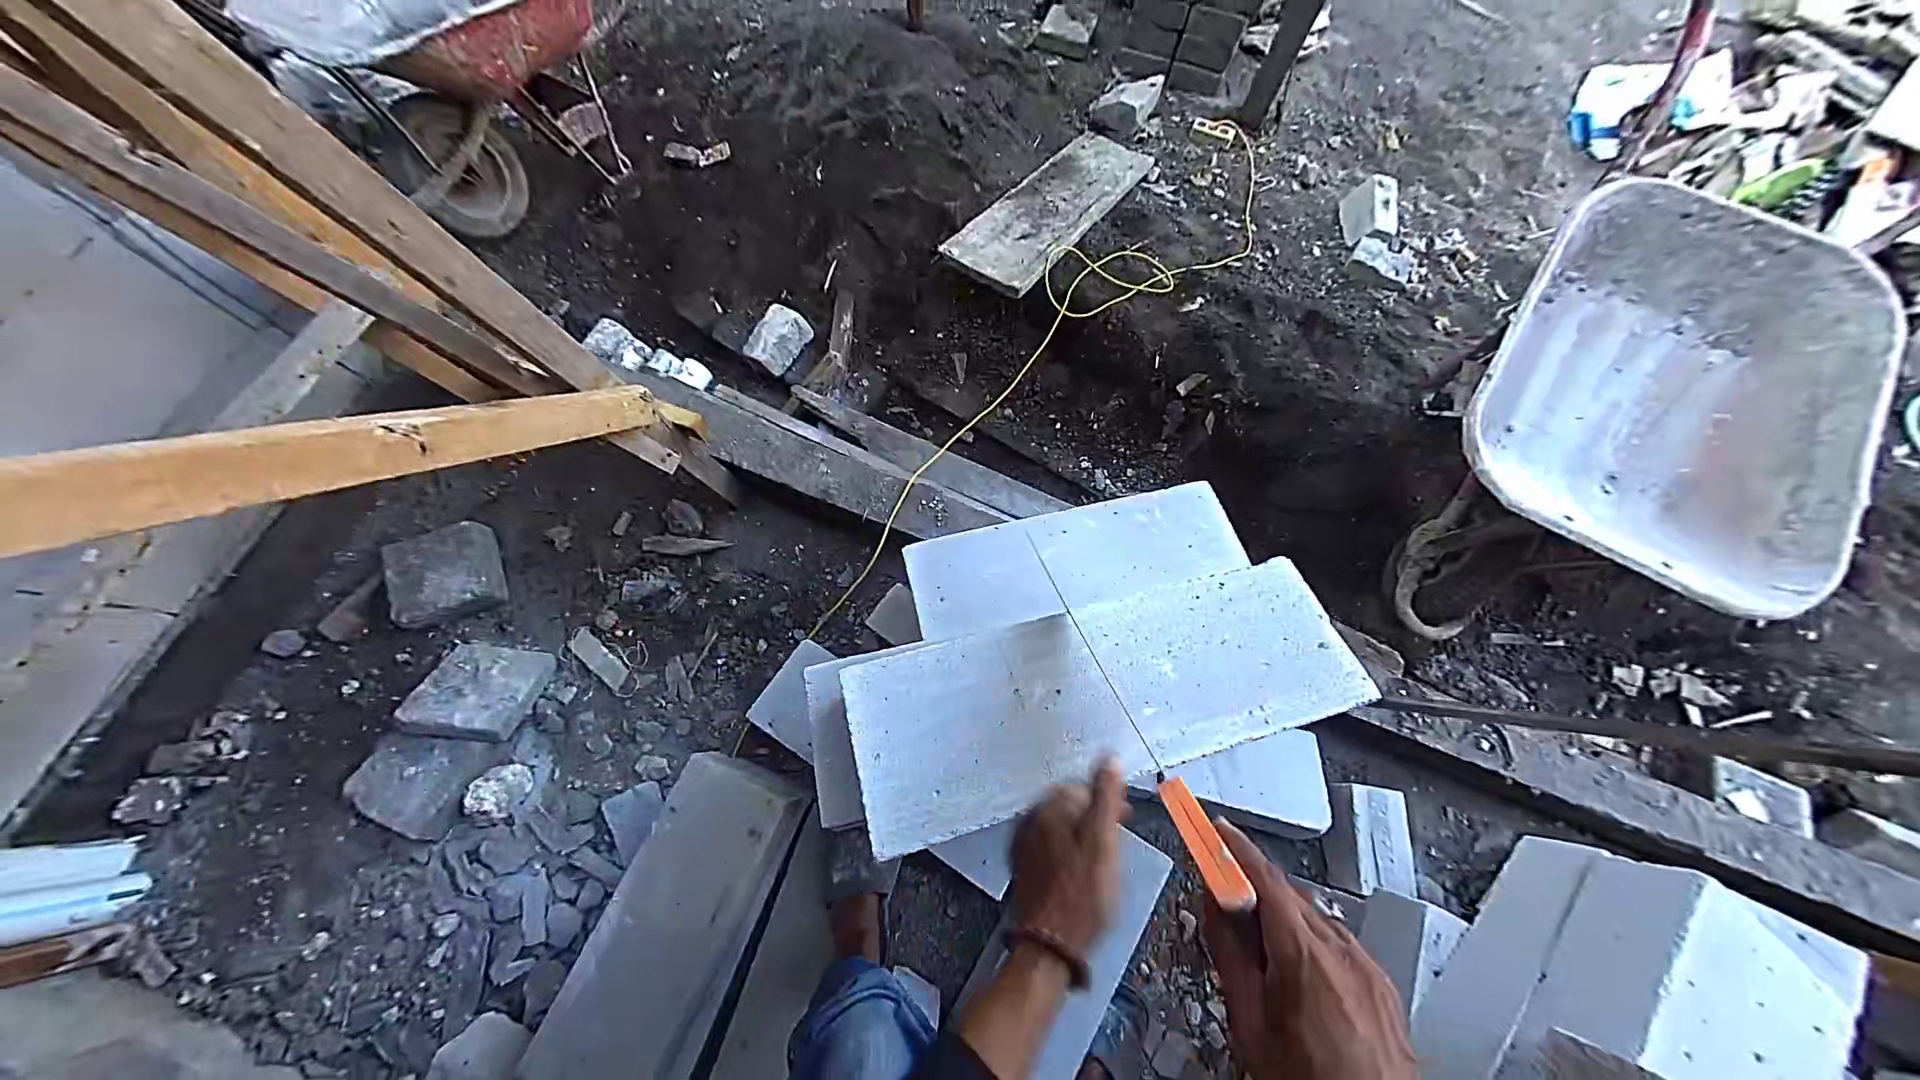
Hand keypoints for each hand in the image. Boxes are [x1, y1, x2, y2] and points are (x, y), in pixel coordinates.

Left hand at [1009, 755, 1129, 955]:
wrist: (1052, 944)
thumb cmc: (1080, 897)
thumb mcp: (1104, 841)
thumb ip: (1106, 796)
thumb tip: (1110, 760)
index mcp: (1048, 808)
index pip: (1079, 785)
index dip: (1106, 799)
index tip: (1123, 815)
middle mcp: (1030, 820)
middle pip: (1067, 803)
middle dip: (1093, 814)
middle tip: (1115, 836)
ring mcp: (1023, 843)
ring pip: (1058, 824)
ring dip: (1080, 832)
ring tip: (1101, 856)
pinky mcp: (1023, 865)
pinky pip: (1049, 845)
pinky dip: (1066, 849)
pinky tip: (1079, 869)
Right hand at [1201, 820, 1416, 1079]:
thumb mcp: (1249, 1019)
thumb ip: (1228, 952)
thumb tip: (1212, 905)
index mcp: (1303, 957)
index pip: (1263, 877)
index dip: (1235, 847)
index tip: (1215, 829)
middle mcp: (1342, 953)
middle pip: (1287, 893)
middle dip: (1252, 886)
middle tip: (1223, 893)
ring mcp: (1367, 967)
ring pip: (1312, 915)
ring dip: (1281, 914)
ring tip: (1259, 948)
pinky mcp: (1382, 984)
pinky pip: (1338, 940)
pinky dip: (1309, 937)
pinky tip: (1296, 969)